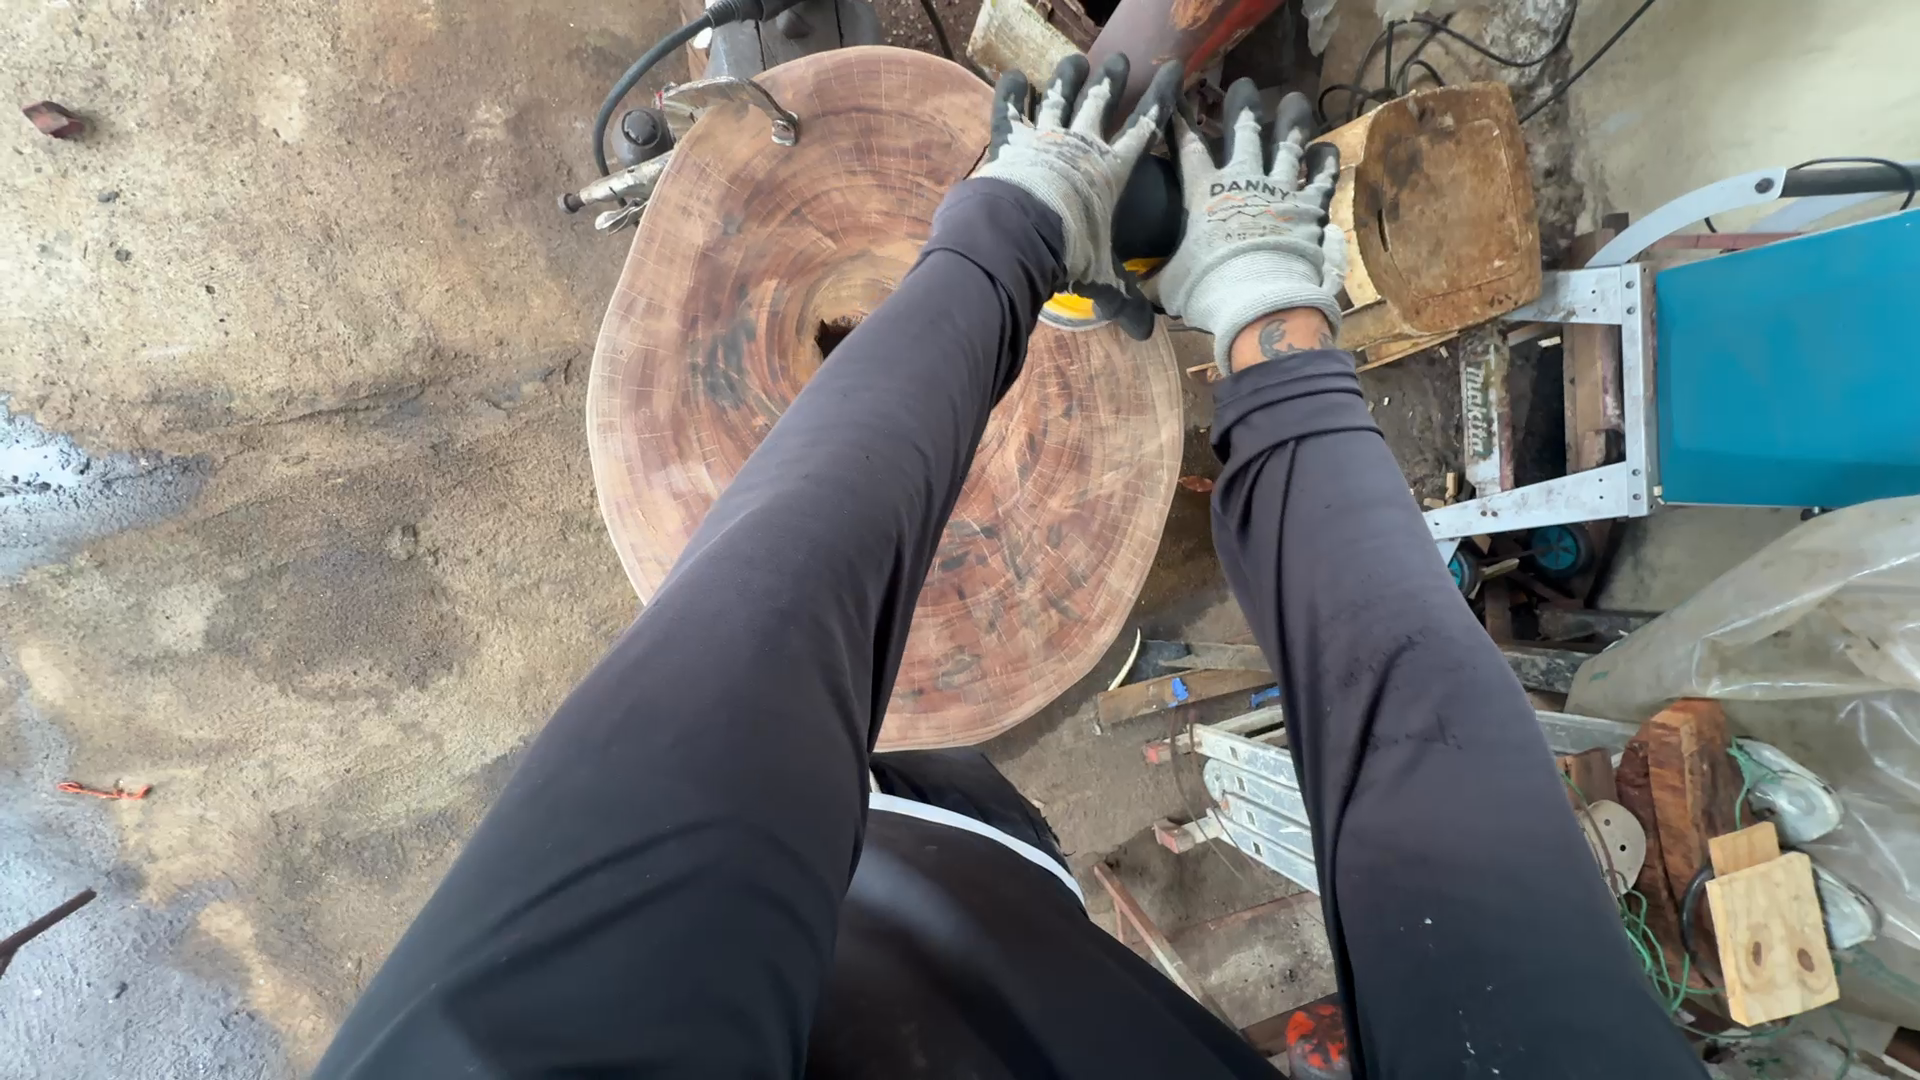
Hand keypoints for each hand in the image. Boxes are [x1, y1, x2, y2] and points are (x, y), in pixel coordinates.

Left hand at [973, 54, 1180, 303]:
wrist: (1020, 237)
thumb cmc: (1068, 254)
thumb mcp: (1101, 280)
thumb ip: (1123, 302)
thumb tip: (1146, 335)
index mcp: (1111, 172)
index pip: (1145, 127)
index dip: (1161, 99)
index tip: (1175, 71)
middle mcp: (1082, 146)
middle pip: (1101, 102)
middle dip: (1112, 80)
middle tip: (1118, 61)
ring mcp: (1046, 138)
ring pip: (1060, 97)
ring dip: (1067, 77)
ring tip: (1074, 61)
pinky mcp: (1012, 142)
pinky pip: (1010, 109)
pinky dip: (1010, 92)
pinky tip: (1011, 77)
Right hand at [1153, 80, 1347, 373]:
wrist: (1255, 299)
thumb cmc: (1203, 289)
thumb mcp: (1166, 285)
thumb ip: (1150, 280)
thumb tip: (1130, 291)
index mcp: (1203, 193)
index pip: (1189, 148)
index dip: (1182, 123)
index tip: (1178, 100)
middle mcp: (1243, 179)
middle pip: (1244, 131)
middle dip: (1242, 106)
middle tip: (1243, 87)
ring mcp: (1279, 189)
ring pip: (1288, 144)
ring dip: (1291, 121)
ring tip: (1294, 101)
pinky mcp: (1309, 206)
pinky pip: (1321, 177)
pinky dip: (1324, 161)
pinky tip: (1325, 148)